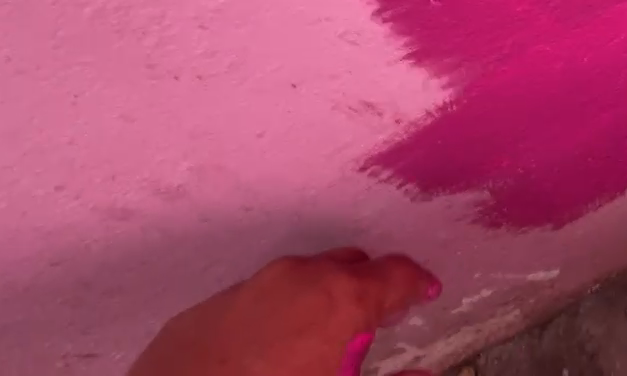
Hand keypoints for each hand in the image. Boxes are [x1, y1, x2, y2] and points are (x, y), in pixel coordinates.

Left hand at [130, 248, 439, 375]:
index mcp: (340, 297)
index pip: (397, 274)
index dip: (417, 283)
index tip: (427, 294)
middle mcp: (298, 277)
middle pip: (350, 267)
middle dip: (368, 289)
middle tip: (373, 325)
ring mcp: (245, 290)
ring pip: (300, 281)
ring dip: (319, 301)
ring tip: (316, 344)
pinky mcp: (199, 314)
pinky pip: (253, 303)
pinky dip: (272, 319)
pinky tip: (260, 360)